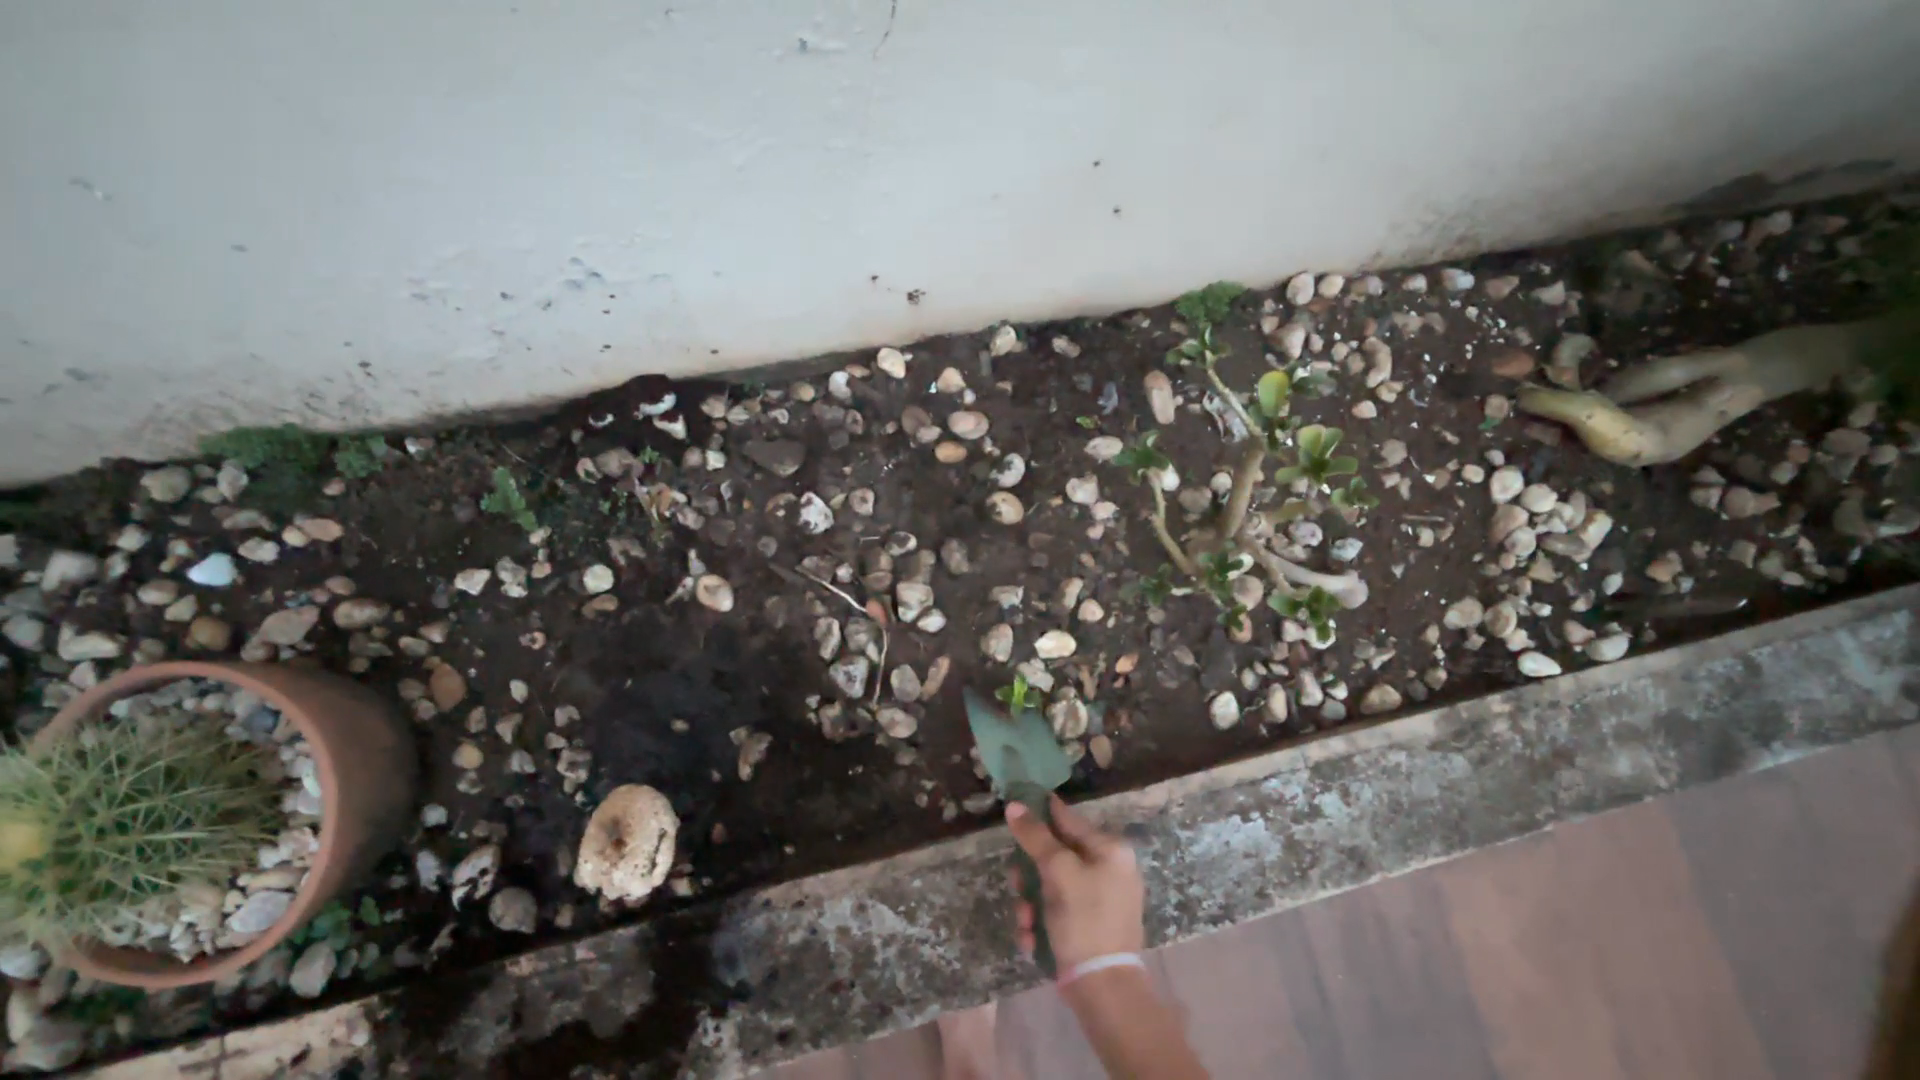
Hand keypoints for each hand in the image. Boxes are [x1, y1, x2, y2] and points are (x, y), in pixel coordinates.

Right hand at [1005, 796, 1143, 969]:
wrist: (1103, 987)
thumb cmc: (1085, 919)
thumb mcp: (1058, 872)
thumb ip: (1036, 837)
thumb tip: (1015, 805)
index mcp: (1111, 850)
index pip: (1069, 820)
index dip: (1041, 812)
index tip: (1015, 805)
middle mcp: (1110, 869)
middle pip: (1056, 855)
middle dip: (1031, 874)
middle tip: (1017, 885)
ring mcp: (1101, 899)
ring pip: (1051, 885)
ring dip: (1030, 903)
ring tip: (1025, 921)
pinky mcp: (1090, 925)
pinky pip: (1057, 911)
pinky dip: (1040, 922)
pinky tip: (1031, 937)